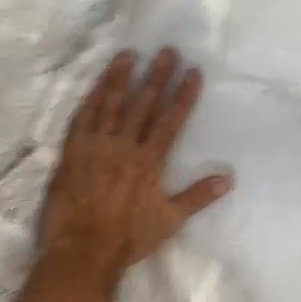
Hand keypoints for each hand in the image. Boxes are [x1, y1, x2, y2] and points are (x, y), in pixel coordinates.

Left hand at [40, 48, 232, 267]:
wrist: (82, 250)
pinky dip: (91, 98)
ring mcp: (95, 147)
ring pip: (110, 104)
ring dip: (121, 77)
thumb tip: (228, 179)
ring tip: (131, 54)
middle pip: (142, 104)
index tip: (193, 72)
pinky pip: (82, 117)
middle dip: (157, 76)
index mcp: (149, 162)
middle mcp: (123, 147)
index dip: (183, 95)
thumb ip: (197, 196)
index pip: (170, 120)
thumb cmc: (129, 238)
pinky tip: (98, 83)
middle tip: (167, 51)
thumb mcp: (170, 220)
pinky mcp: (72, 152)